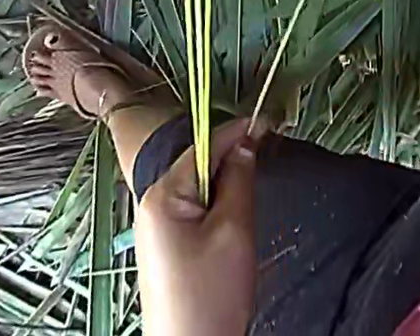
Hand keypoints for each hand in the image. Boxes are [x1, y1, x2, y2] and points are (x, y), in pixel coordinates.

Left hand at [136, 118, 264, 335]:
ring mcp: (157, 229)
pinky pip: (194, 210)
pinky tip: (235, 218)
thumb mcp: (233, 230)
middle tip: (265, 156)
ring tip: (252, 192)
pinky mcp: (166, 248)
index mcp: (163, 196)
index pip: (204, 146)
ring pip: (200, 188)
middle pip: (200, 165)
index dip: (237, 131)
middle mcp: (153, 206)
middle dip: (232, 161)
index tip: (266, 121)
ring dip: (226, 186)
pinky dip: (217, 206)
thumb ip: (240, 179)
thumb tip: (246, 144)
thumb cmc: (210, 296)